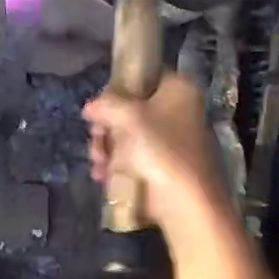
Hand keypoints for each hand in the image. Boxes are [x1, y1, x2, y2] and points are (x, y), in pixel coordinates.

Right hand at [82, 73, 225, 227]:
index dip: (119, 86)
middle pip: (132, 109)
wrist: (187, 203)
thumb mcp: (129, 117)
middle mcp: (179, 111)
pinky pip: (133, 160)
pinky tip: (104, 176)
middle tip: (97, 137)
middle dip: (108, 126)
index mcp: (179, 90)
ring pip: (129, 136)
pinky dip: (117, 166)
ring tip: (99, 163)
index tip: (100, 103)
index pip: (145, 74)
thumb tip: (90, 107)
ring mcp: (171, 141)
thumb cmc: (161, 149)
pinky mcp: (162, 168)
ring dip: (107, 148)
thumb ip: (106, 105)